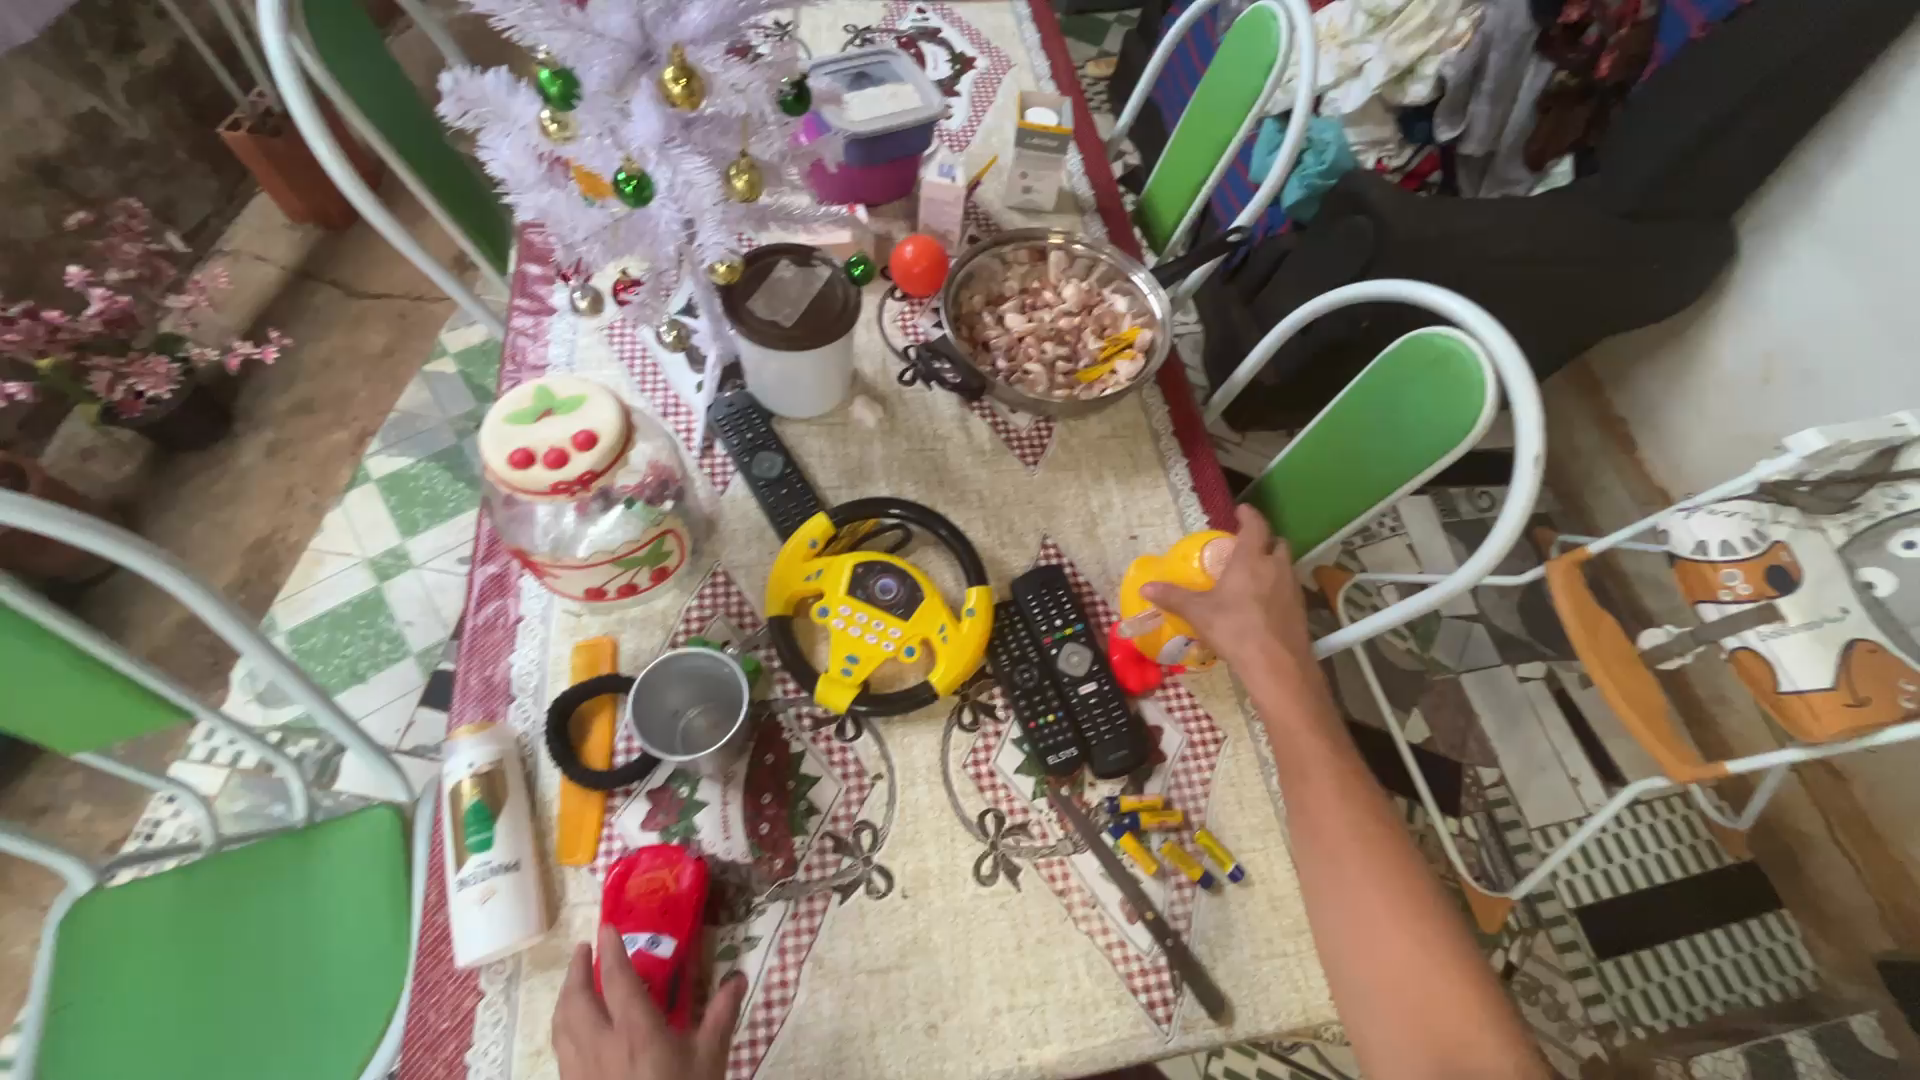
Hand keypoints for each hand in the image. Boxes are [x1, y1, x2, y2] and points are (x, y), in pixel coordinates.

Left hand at [553, 923, 747, 1079]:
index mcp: (636, 1031)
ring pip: (560, 1028)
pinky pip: (561, 1053)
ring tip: (574, 985)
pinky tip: (576, 1033)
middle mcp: (601, 1047)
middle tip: (583, 949)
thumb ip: (722, 1014)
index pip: (616, 979)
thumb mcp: (711, 1058)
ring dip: (564, 998)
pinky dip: (564, 1029)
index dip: (610, 949)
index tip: (606, 926)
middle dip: (575, 971)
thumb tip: (739, 977)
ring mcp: (582, 1074)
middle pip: (575, 1001)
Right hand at [1141, 505, 1322, 690]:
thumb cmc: (1235, 629)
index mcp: (1251, 560)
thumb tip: (1146, 588)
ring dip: (1273, 563)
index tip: (1242, 509)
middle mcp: (1276, 567)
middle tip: (1247, 546)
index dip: (1249, 515)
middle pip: (1277, 543)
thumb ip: (1173, 597)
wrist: (1277, 664)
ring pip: (1285, 565)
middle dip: (1264, 540)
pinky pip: (1289, 588)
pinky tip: (1264, 602)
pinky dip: (1278, 587)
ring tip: (1255, 574)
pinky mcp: (1301, 609)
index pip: (1255, 526)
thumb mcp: (1198, 612)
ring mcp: (1293, 588)